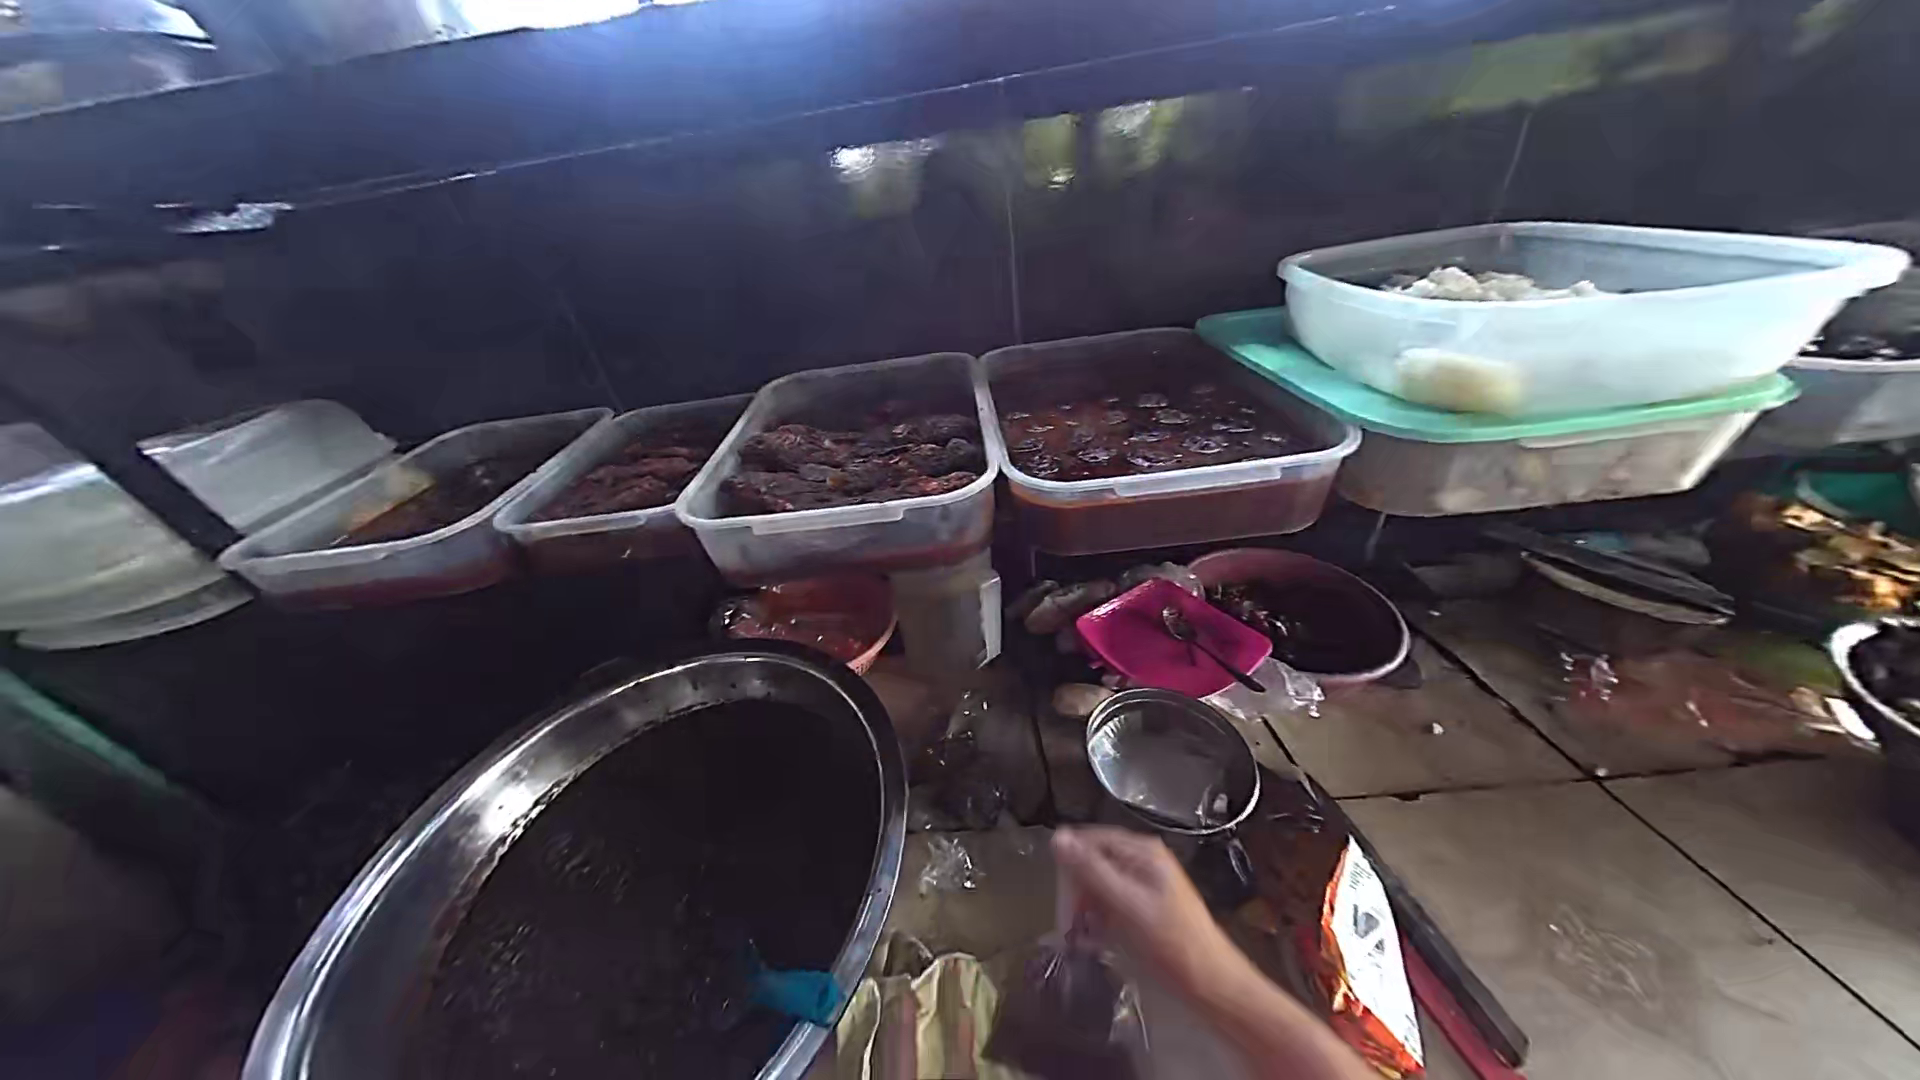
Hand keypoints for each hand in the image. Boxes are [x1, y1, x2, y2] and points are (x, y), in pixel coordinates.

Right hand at [1051, 826, 1246, 996]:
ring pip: (1099, 885)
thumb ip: (1092, 870)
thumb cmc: (1171, 944)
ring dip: (1085, 909)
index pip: (1089, 840)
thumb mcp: (1127, 904)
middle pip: (1093, 862)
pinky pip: (1111, 903)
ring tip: (1080, 939)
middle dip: (1078, 892)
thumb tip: (1057, 837)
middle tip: (1069, 926)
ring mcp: (1144, 882)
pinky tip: (1095, 941)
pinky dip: (1099, 920)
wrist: (1215, 986)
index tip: (1061, 900)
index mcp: (1141, 849)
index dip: (1070, 866)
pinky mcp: (1145, 906)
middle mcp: (1142, 858)